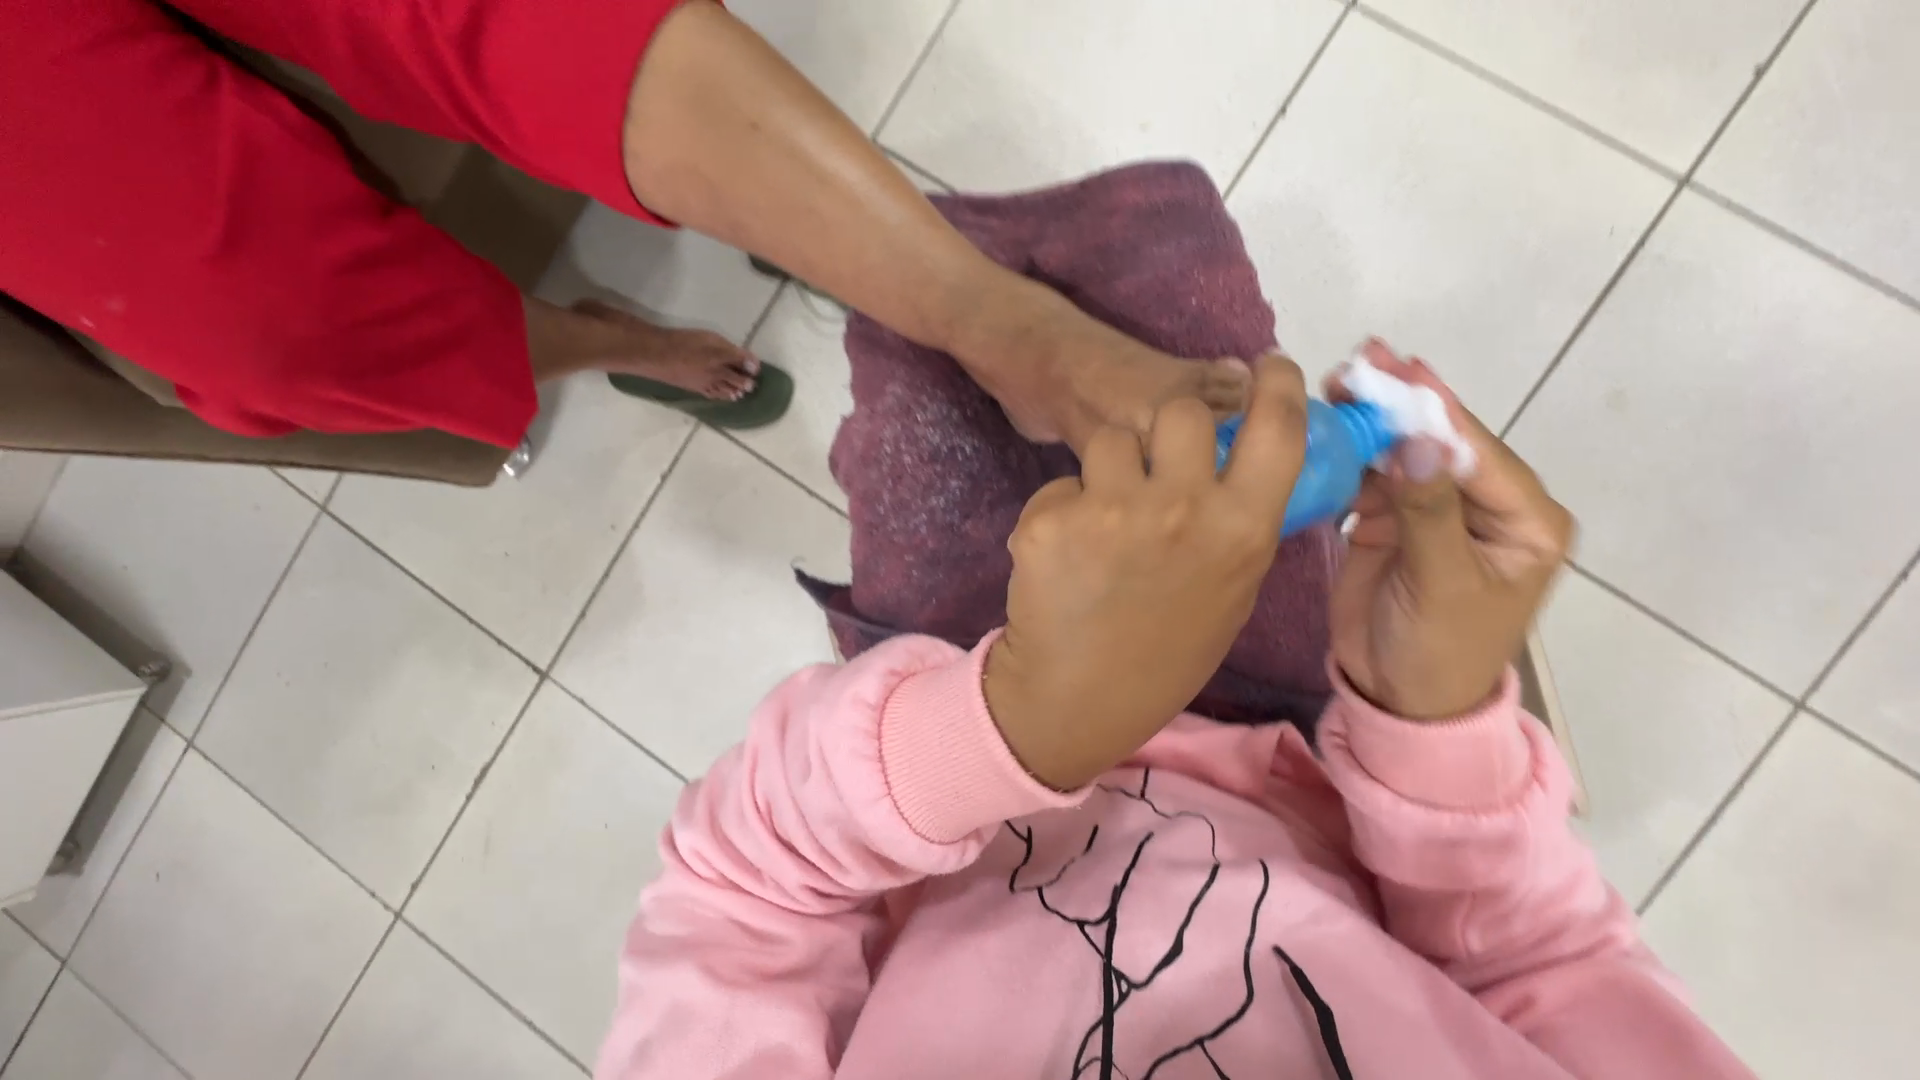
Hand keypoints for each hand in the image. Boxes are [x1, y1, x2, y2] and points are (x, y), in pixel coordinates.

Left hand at [984, 354, 1308, 789]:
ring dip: (1108, 471)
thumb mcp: (1229, 590)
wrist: (1078, 697)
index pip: (1276, 428)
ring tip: (1101, 527)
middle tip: (1155, 466)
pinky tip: (1062, 558)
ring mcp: (1112, 511)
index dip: (1276, 384)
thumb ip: (1234, 523)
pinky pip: (1061, 486)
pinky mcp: (1052, 520)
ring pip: (1112, 440)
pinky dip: (1062, 513)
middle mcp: (1183, 508)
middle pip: (1180, 411)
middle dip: (1167, 429)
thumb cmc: (1164, 651)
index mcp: (1240, 529)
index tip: (1266, 366)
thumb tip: (1236, 463)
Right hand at [1330, 340, 1574, 720]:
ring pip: (1402, 452)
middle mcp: (1483, 504)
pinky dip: (1349, 454)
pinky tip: (1327, 428)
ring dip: (1370, 421)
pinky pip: (1372, 477)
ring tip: (1335, 386)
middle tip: (1361, 360)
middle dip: (1401, 403)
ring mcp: (1434, 509)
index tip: (1399, 368)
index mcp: (1524, 519)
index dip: (1436, 410)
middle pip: (1439, 441)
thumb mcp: (1443, 584)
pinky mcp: (1392, 521)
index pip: (1477, 452)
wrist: (1396, 696)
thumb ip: (1430, 511)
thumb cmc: (1439, 649)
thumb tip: (1415, 441)